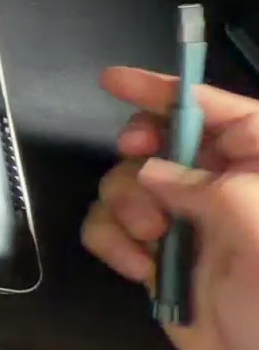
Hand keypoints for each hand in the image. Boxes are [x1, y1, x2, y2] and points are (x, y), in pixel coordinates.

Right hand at [82, 66, 258, 349]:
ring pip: (128, 189)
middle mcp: (238, 204)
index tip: (116, 82)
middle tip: (141, 179)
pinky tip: (136, 268)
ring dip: (122, 209)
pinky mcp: (164, 263)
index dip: (173, 96)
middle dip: (139, 163)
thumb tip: (156, 170)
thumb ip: (217, 192)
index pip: (233, 121)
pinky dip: (111, 243)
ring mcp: (200, 235)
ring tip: (148, 243)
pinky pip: (111, 231)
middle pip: (164, 150)